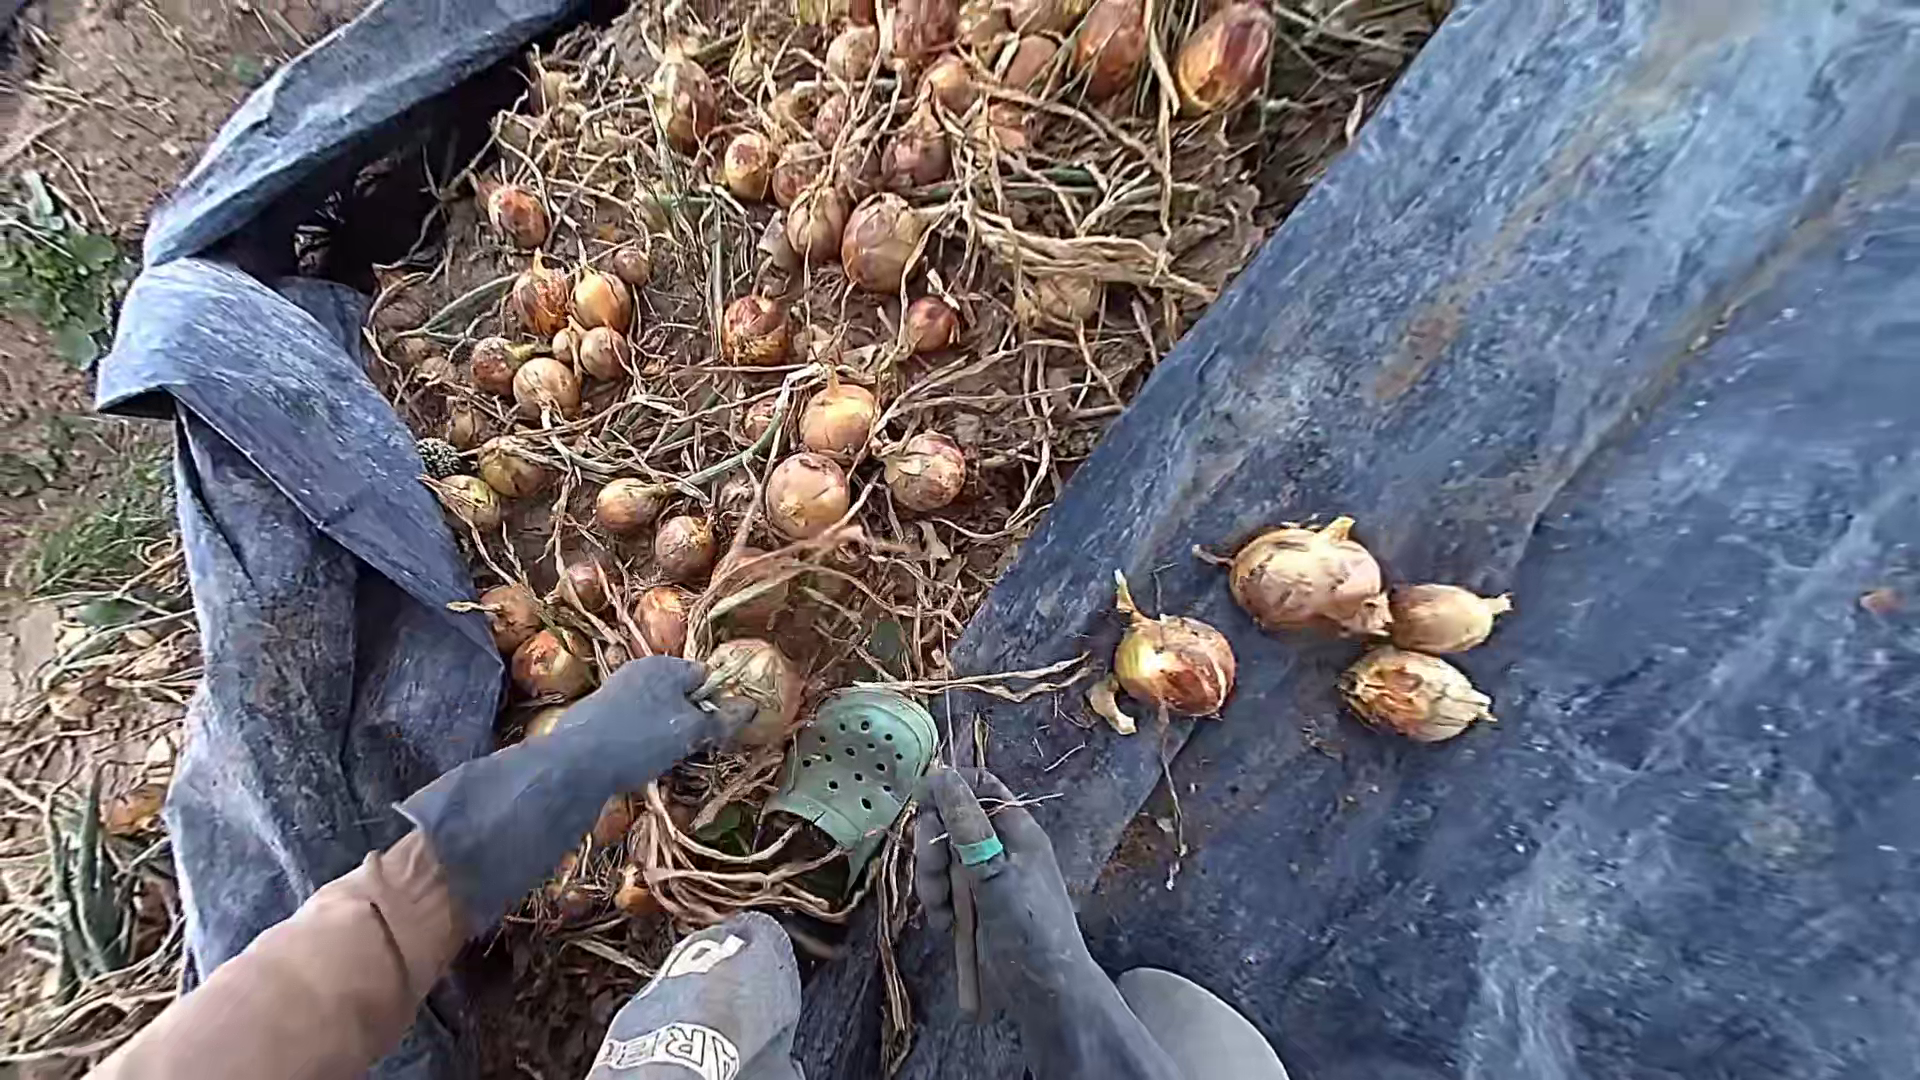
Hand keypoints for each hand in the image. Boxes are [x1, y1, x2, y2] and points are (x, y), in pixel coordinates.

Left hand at [549, 656, 748, 787]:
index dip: (717, 701)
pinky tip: (638, 762)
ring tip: (667, 758)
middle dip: (690, 718)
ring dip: (665, 731)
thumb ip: (723, 719)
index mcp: (664, 664)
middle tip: (695, 746)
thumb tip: (751, 707)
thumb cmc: (640, 738)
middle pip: (679, 693)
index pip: (705, 675)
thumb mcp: (690, 730)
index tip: (718, 728)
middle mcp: (638, 671)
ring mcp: (613, 693)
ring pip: (656, 711)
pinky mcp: (594, 718)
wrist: (570, 768)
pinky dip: (640, 740)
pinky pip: (632, 725)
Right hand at [913, 768, 1095, 1006]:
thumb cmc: (1029, 927)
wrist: (1048, 999)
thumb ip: (966, 824)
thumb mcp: (994, 872)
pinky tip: (945, 925)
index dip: (949, 787)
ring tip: (942, 910)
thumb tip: (941, 774)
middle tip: (934, 873)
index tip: (919, 801)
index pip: (979, 784)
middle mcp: (1000, 844)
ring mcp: (987, 874)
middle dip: (934, 846)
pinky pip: (944, 888)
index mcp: (1015, 826)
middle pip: (952, 821)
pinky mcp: (975, 903)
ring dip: (933, 880)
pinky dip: (938, 903)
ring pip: (943, 856)